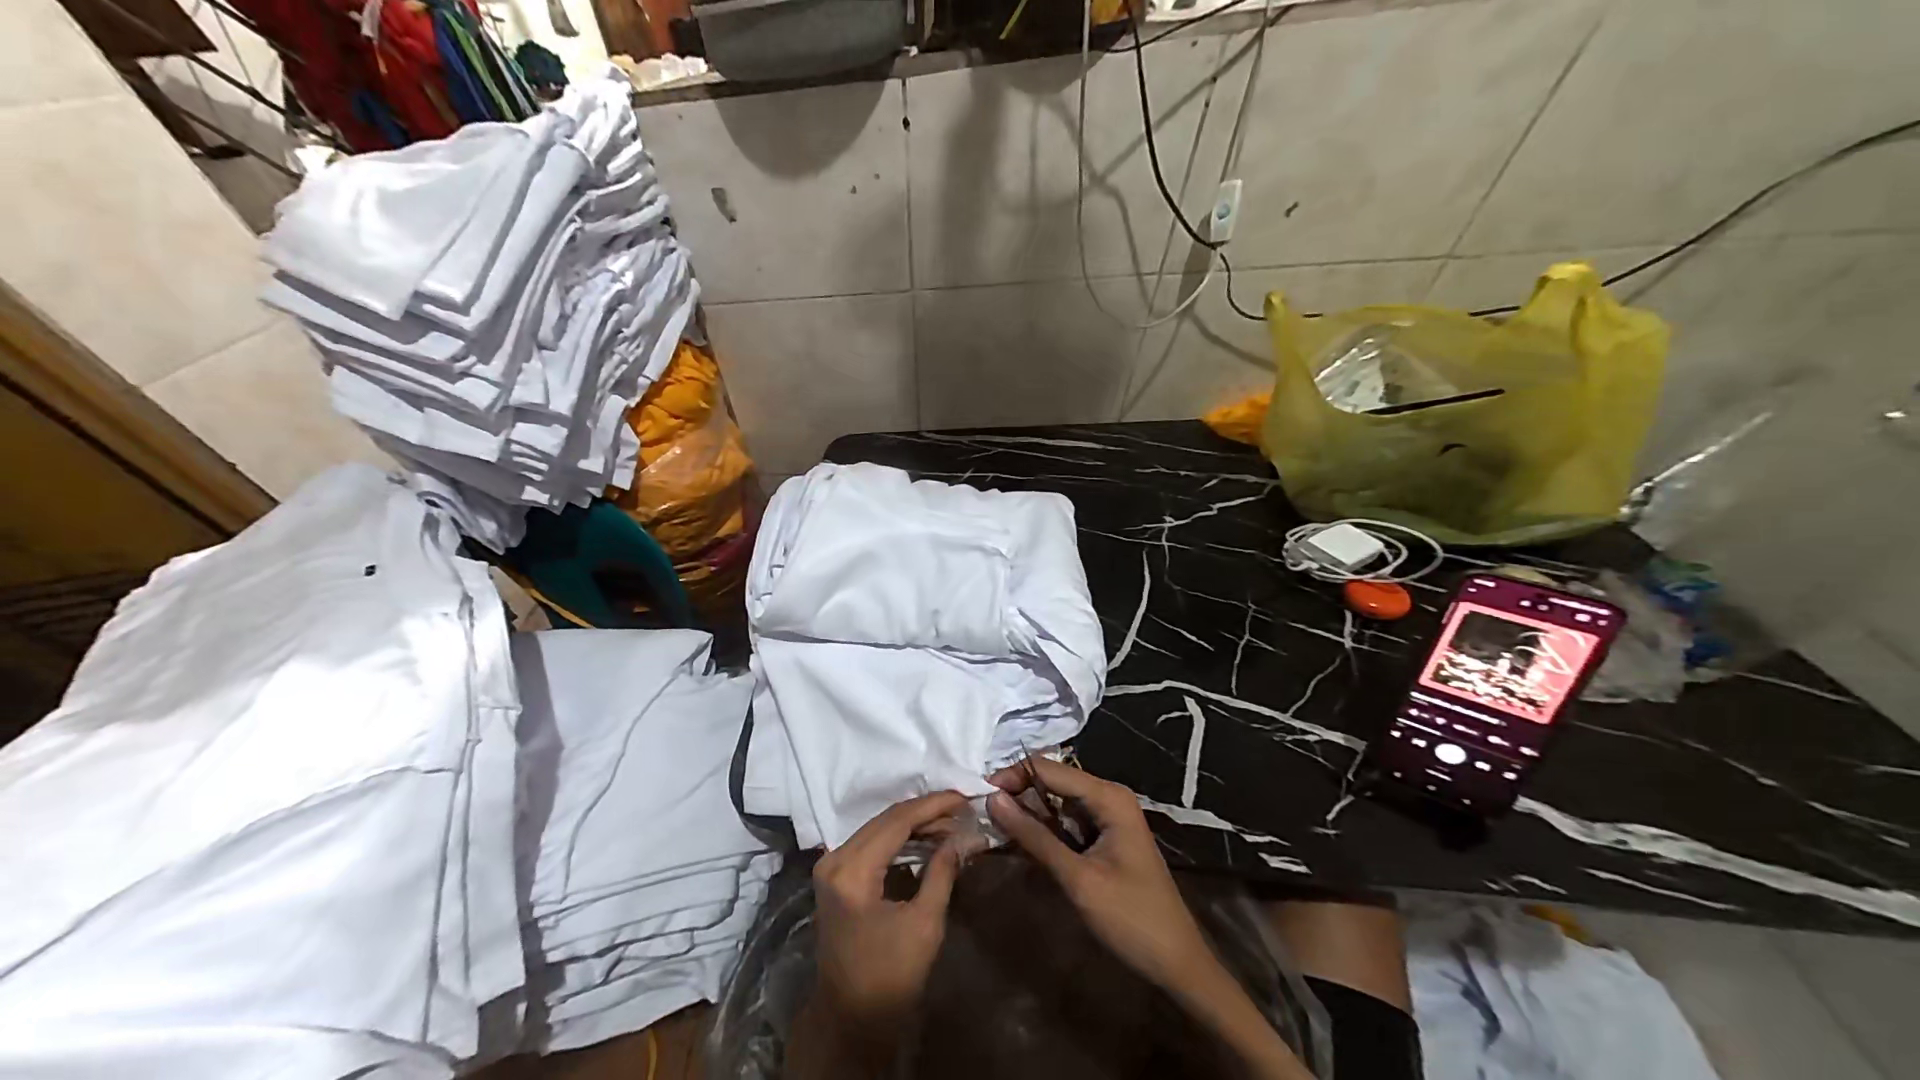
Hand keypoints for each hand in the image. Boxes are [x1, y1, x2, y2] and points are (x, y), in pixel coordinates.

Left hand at [811, 791, 967, 1030]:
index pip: (897, 821)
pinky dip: (899, 839)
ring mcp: (831, 867)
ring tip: (951, 824)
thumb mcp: (924, 923)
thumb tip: (963, 837)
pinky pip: (871, 844)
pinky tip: (926, 840)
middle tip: (962, 810)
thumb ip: (942, 871)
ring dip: (914, 824)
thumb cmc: (889, 976)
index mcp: (852, 870)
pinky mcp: (835, 877)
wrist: (850, 1018)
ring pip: (878, 828)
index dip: (933, 806)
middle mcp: (834, 859)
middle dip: (926, 812)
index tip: (965, 797)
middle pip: (886, 820)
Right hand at [986, 759, 1217, 992]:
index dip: (1013, 777)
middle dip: (1018, 793)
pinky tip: (1020, 839)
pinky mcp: (1104, 836)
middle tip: (982, 813)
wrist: (1176, 962)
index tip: (978, 795)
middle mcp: (1109, 796)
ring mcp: (1108, 816)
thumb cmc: (1131, 918)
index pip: (1049, 769)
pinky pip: (1066, 820)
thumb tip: (993, 799)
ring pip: (1057, 801)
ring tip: (993, 825)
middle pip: (1053, 781)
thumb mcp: (1077, 878)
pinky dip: (1043, 828)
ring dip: (1028, 811)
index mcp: (1109, 797)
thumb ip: (1034, 836)